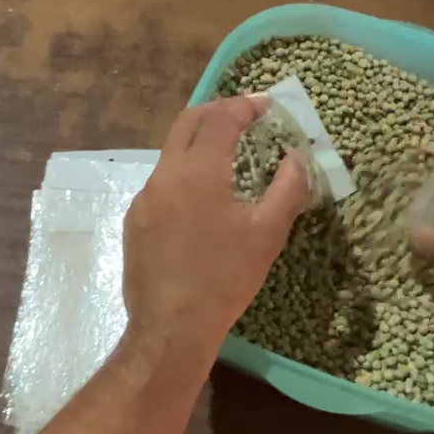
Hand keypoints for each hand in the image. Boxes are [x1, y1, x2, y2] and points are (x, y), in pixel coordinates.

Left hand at [121, 96, 308, 366]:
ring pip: (172, 154)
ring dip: (199, 146)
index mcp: (198, 171)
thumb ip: (288, 187)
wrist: (171, 327)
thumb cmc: (225, 278)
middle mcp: (165, 175)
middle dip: (217, 112)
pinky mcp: (135, 221)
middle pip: (188, 123)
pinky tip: (202, 202)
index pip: (220, 118)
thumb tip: (297, 156)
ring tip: (228, 159)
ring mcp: (144, 198)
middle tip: (244, 117)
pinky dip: (185, 177)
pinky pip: (162, 184)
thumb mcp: (267, 233)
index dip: (245, 105)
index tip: (266, 105)